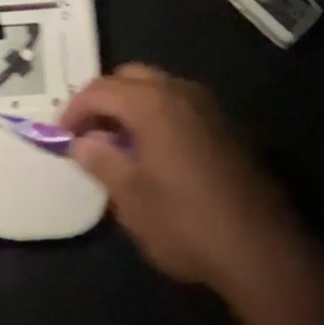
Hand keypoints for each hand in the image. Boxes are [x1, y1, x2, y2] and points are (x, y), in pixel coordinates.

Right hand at [63, 64, 304, 289]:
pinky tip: (157, 152)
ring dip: (134, 105)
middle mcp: (181, 91)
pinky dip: (160, 116)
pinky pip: (182, 106)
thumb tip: (82, 142)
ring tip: (120, 143)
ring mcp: (210, 106)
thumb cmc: (186, 220)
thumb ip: (102, 161)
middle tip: (89, 132)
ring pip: (160, 88)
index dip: (75, 108)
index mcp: (152, 102)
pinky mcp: (229, 127)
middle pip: (132, 77)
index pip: (101, 88)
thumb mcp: (132, 199)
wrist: (262, 247)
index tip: (60, 134)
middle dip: (105, 98)